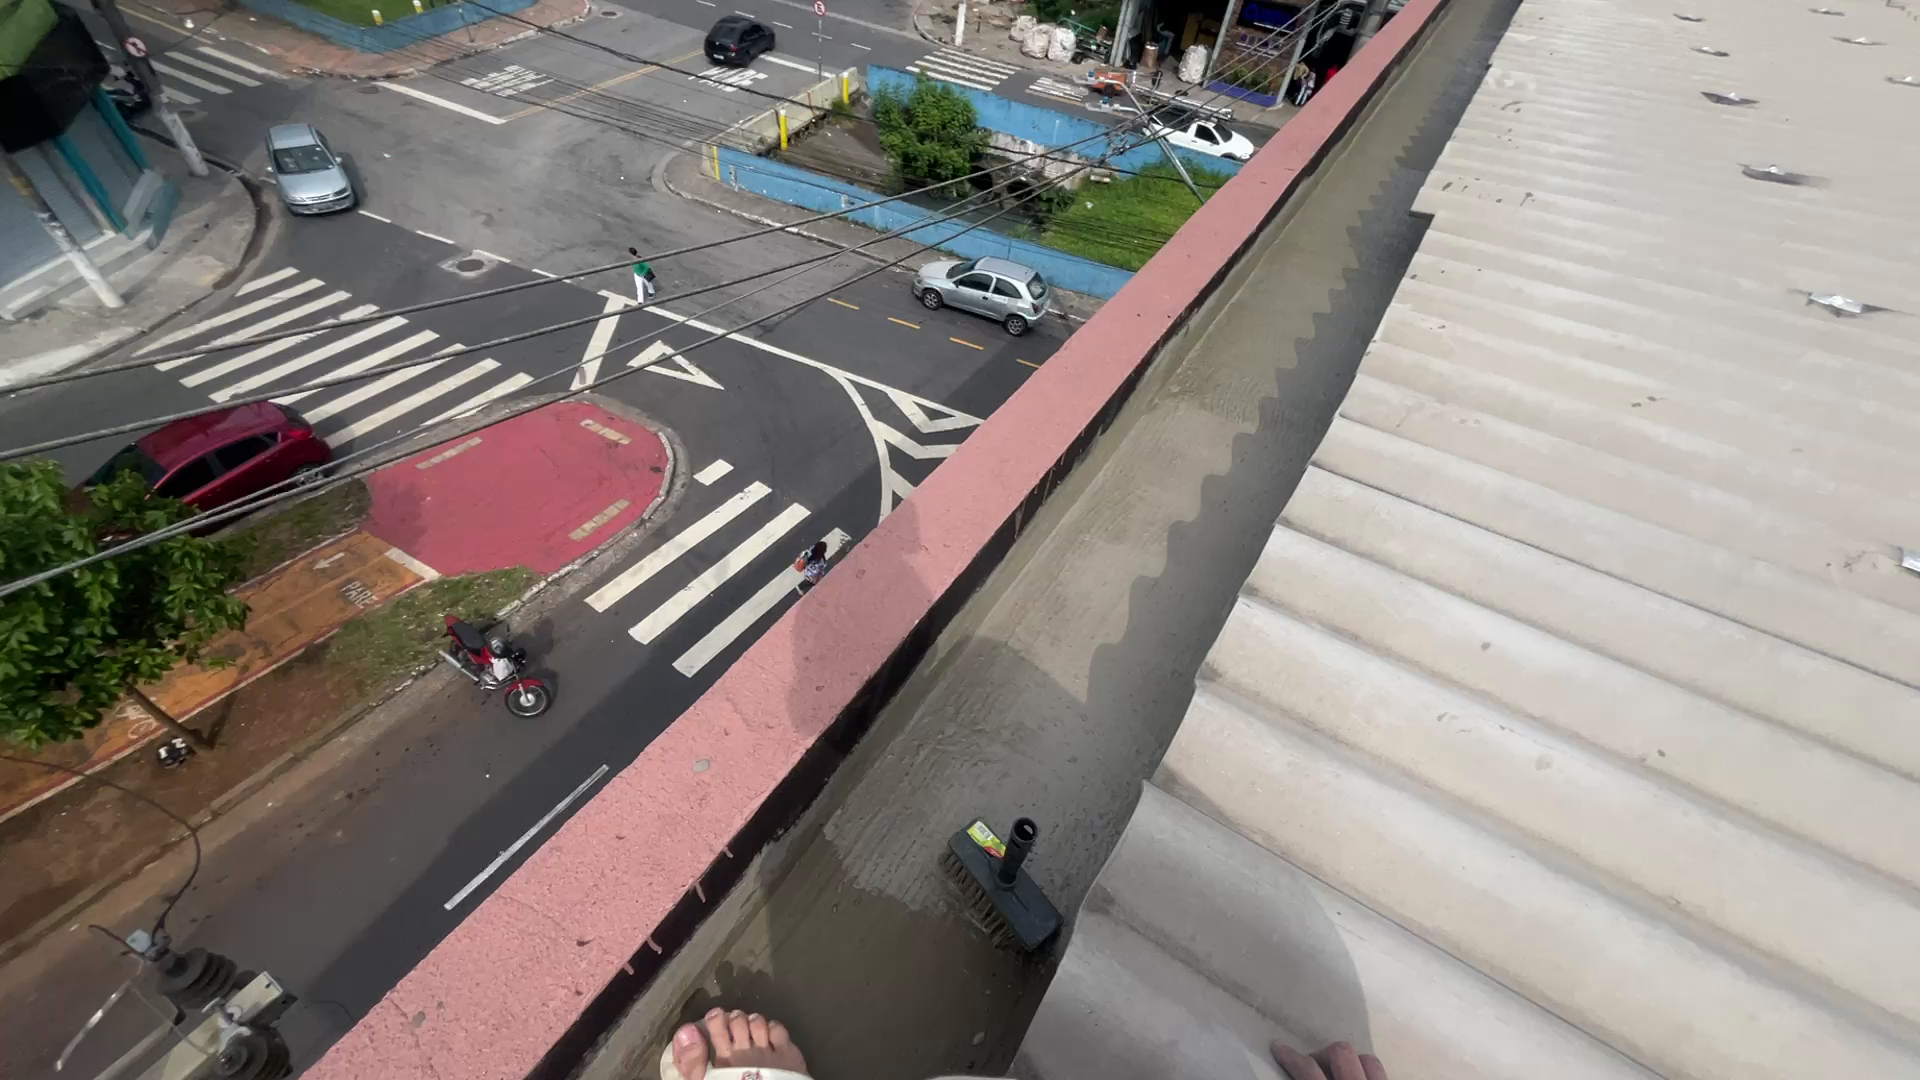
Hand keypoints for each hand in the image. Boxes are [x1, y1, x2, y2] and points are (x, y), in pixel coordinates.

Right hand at [1271, 1041, 1388, 1079]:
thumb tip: (1291, 1073)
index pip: (1308, 1069)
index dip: (1290, 1056)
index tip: (1278, 1047)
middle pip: (1341, 1052)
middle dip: (1324, 1055)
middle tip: (1313, 1066)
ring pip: (1369, 1060)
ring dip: (1353, 1063)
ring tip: (1340, 1072)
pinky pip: (1383, 1076)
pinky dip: (1369, 1075)